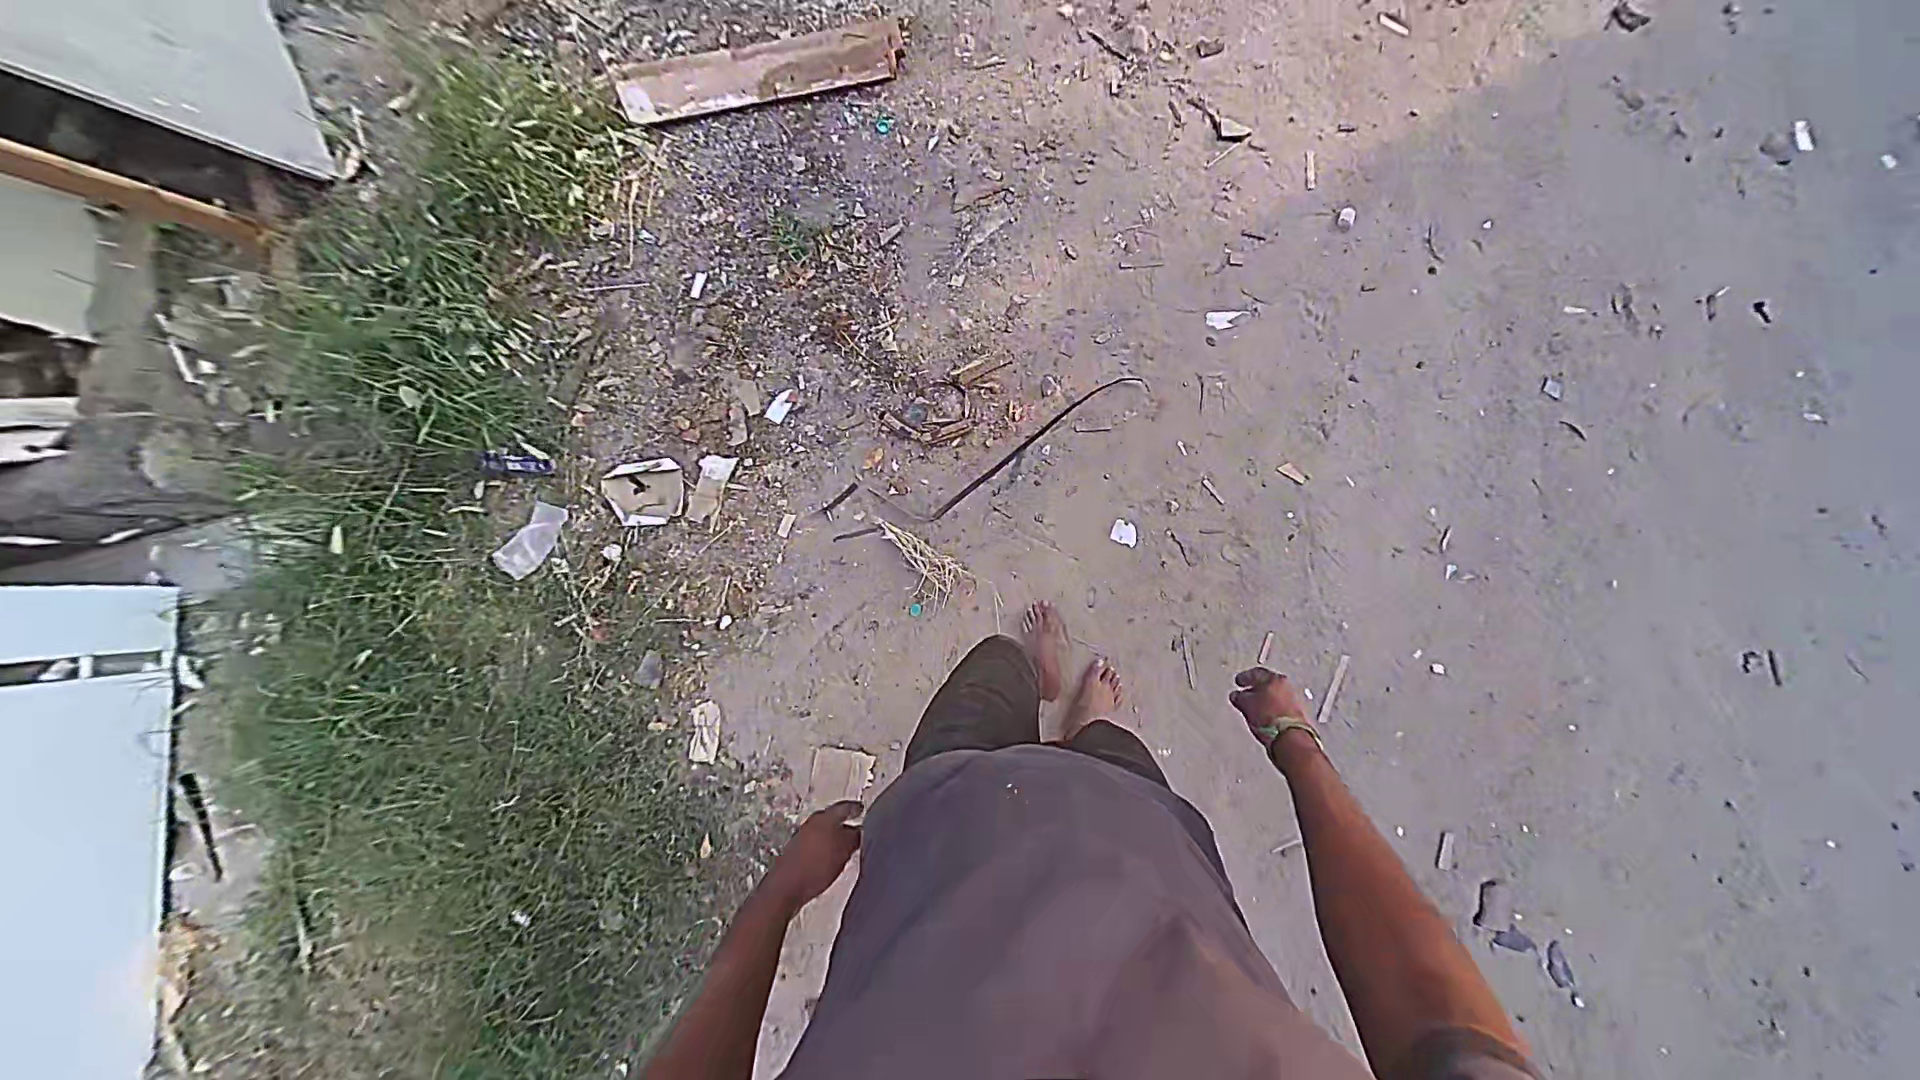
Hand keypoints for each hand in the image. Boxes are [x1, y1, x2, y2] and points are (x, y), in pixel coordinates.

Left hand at [761, 801, 862, 911]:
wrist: (785, 888)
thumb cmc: (816, 865)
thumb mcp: (844, 850)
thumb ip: (855, 837)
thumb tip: (861, 832)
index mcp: (824, 817)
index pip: (845, 807)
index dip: (855, 808)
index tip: (861, 809)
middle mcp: (812, 824)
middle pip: (833, 819)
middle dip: (845, 824)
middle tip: (857, 829)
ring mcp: (801, 839)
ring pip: (824, 833)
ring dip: (835, 838)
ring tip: (847, 848)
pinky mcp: (795, 855)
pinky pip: (816, 846)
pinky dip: (825, 850)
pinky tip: (831, 861)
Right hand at [1231, 667, 1308, 745]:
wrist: (1289, 737)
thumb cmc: (1270, 717)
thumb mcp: (1245, 704)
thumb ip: (1239, 697)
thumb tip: (1237, 696)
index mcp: (1274, 679)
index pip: (1256, 673)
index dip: (1245, 677)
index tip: (1239, 681)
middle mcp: (1287, 687)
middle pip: (1268, 684)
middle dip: (1256, 689)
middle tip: (1246, 693)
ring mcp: (1295, 701)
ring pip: (1276, 696)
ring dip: (1265, 700)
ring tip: (1255, 708)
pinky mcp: (1298, 715)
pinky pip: (1282, 708)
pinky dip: (1273, 710)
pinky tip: (1266, 717)